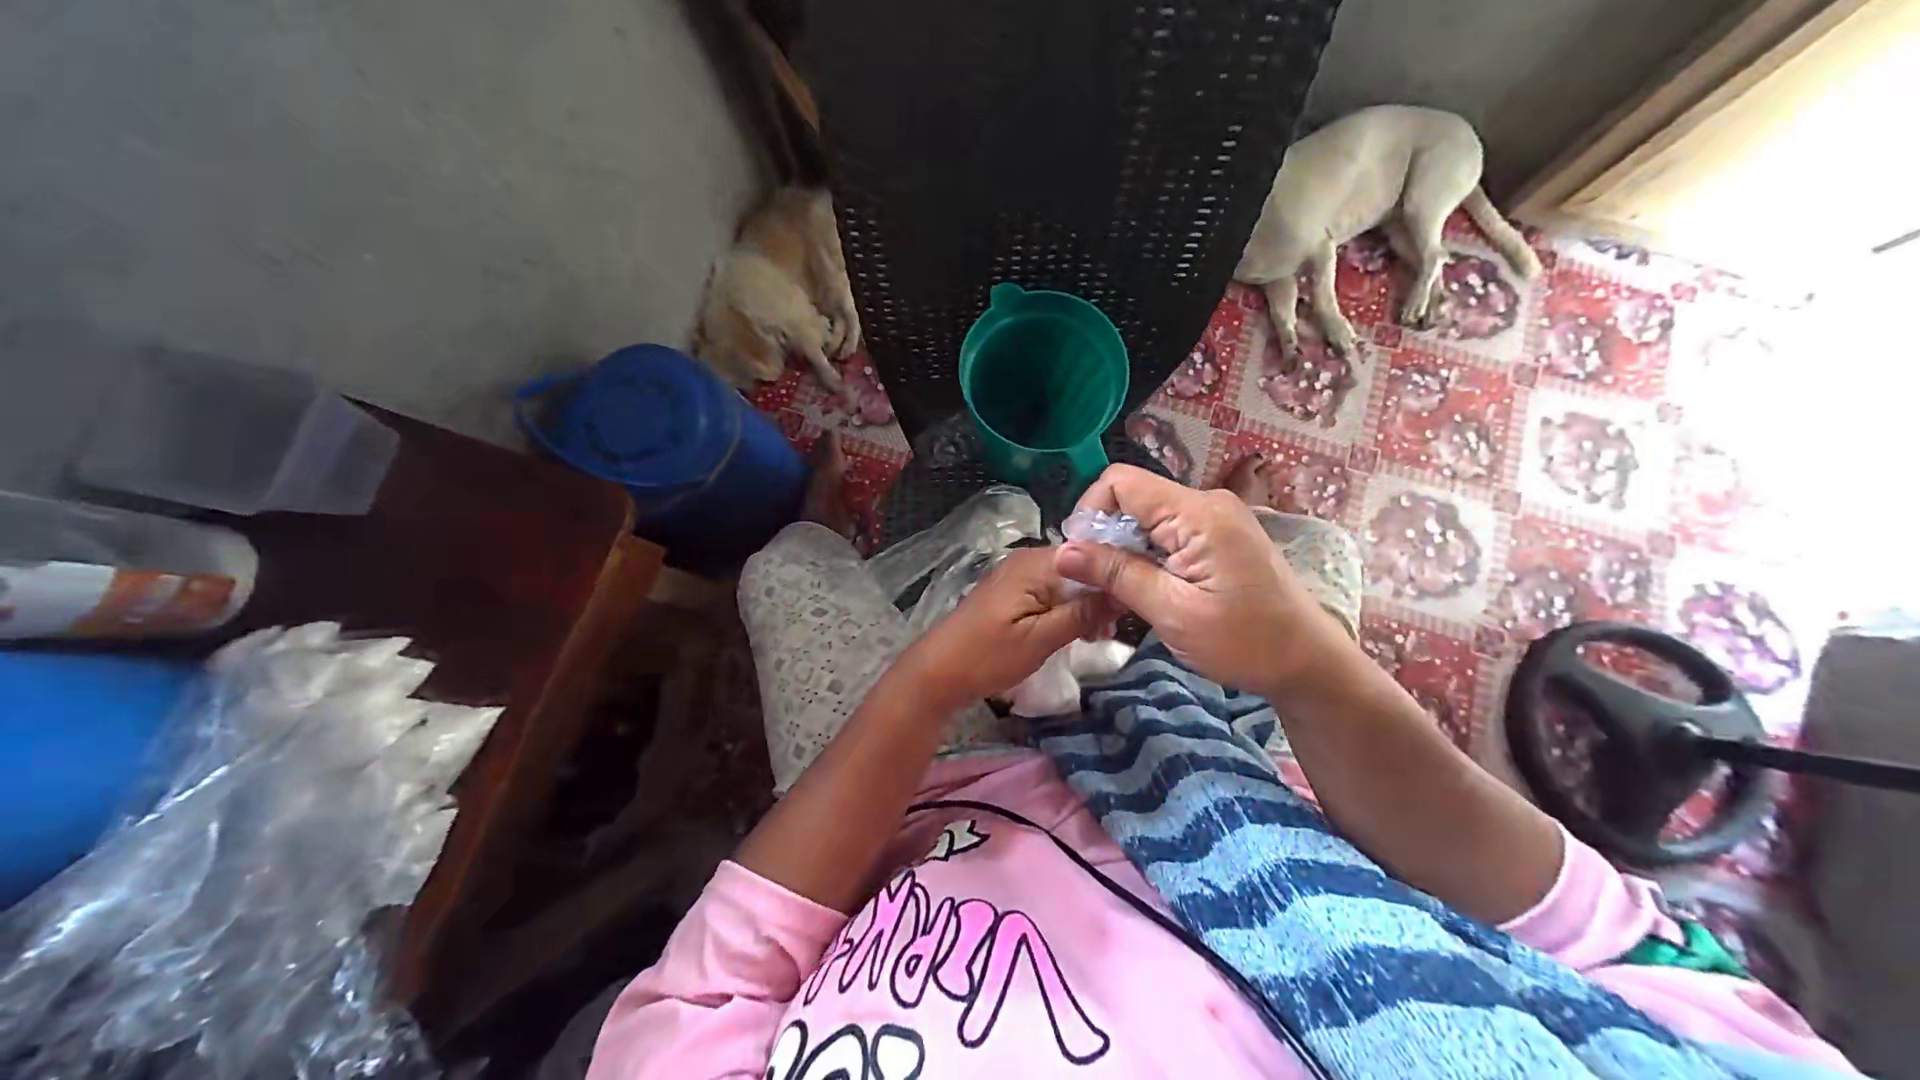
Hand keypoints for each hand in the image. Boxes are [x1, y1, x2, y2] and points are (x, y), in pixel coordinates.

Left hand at [896, 547, 1118, 708]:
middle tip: (1109, 633)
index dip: (1114, 579)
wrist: (938, 672)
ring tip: (1094, 637)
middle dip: (1100, 596)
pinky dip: (1065, 609)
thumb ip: (1082, 613)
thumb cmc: (988, 656)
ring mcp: (1018, 574)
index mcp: (1035, 564)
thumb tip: (1122, 593)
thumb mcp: (1041, 639)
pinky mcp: (1013, 591)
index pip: (1091, 556)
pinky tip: (1073, 631)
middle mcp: (1027, 559)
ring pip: (1067, 582)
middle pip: (1080, 568)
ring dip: (1084, 606)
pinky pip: (1050, 592)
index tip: (1130, 610)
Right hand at [1053, 464, 1351, 699]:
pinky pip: (1167, 531)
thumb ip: (1116, 575)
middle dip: (1104, 536)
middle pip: (1132, 498)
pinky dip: (1146, 556)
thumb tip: (1062, 552)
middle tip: (1096, 585)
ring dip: (1124, 550)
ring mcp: (1216, 518)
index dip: (1089, 512)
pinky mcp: (1219, 536)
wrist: (1309, 664)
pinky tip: (1147, 589)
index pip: (1120, 482)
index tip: (1080, 558)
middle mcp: (1207, 503)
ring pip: (1146, 517)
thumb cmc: (1245, 643)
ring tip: (1119, 592)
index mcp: (1198, 513)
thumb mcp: (1173, 612)